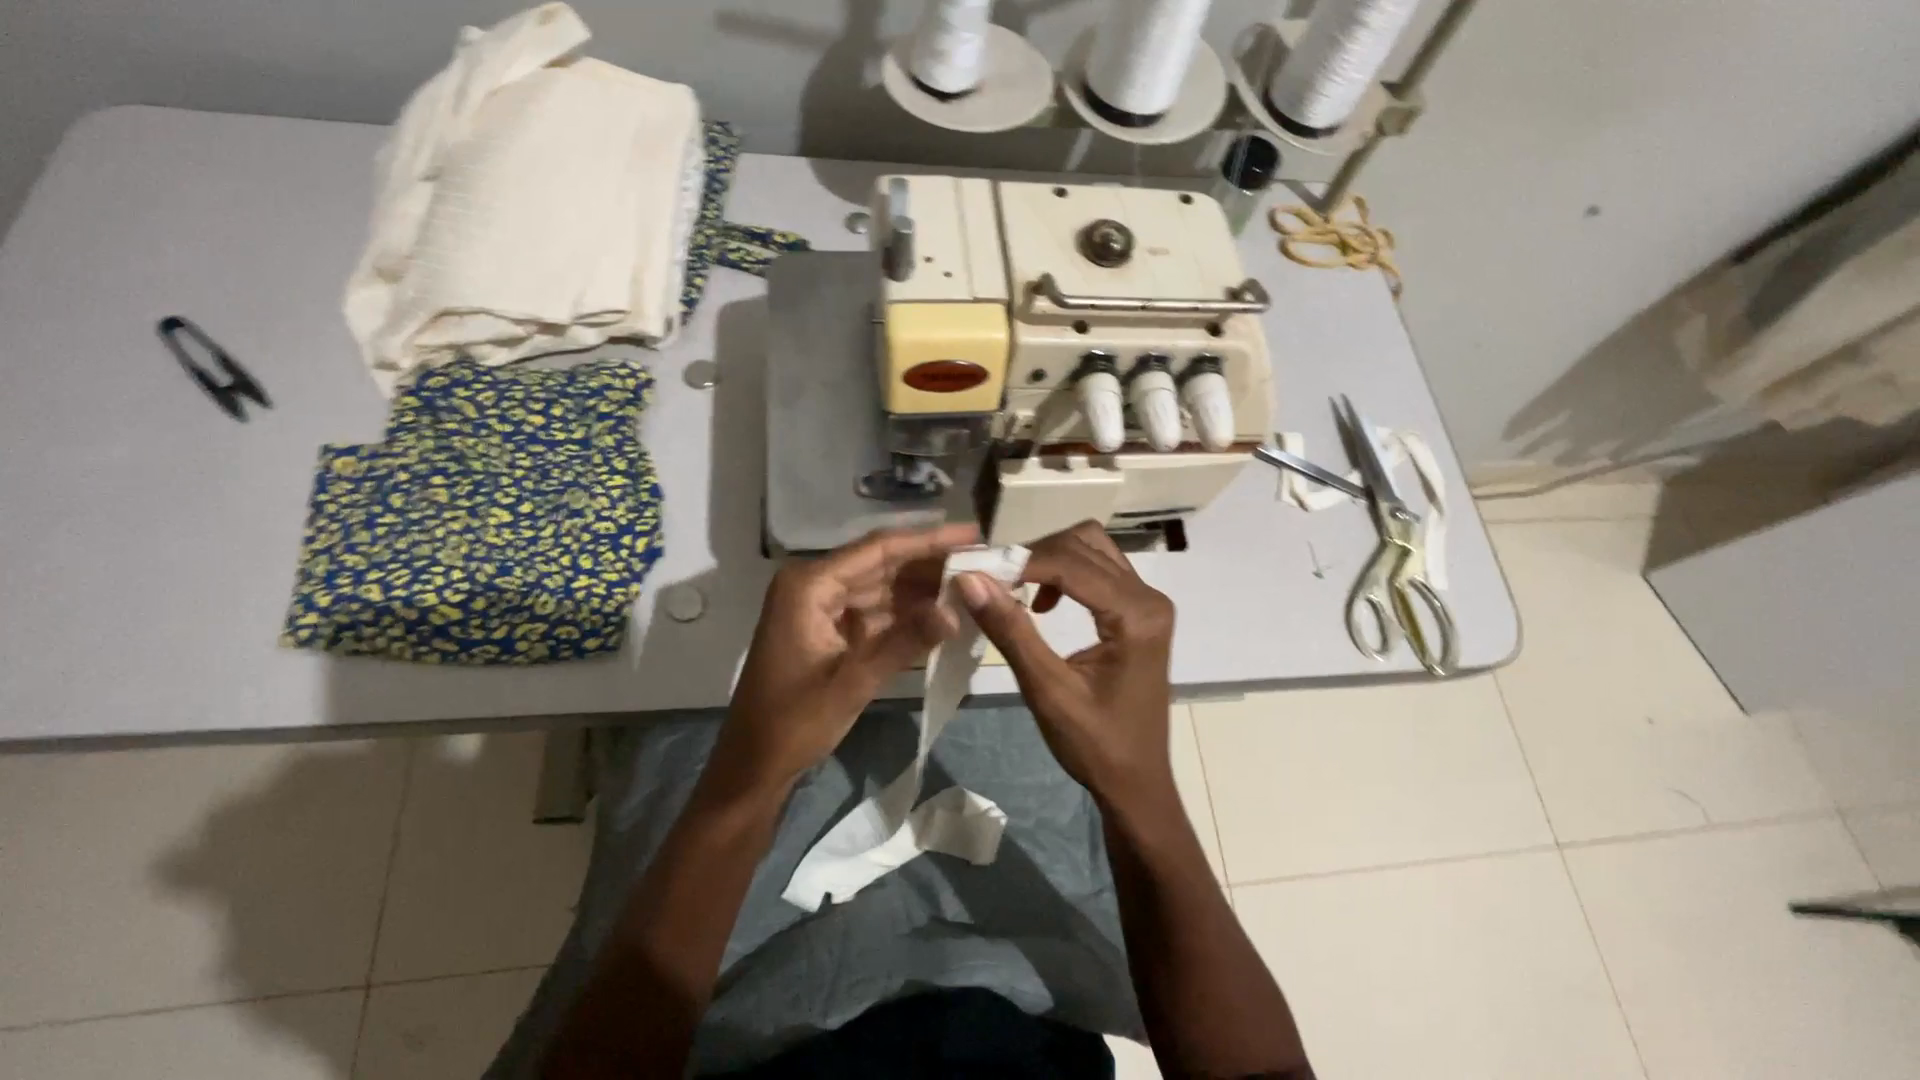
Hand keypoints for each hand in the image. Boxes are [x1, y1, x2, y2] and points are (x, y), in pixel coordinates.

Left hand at [716, 524, 979, 790]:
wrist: (754, 765)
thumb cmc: (793, 723)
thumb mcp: (852, 683)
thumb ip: (903, 642)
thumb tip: (954, 612)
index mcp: (810, 586)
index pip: (878, 549)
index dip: (929, 540)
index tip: (973, 533)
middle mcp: (814, 586)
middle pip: (882, 564)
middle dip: (931, 563)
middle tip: (984, 560)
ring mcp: (821, 609)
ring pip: (882, 588)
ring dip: (923, 588)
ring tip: (974, 583)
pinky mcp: (829, 632)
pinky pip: (875, 612)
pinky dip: (907, 615)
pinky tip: (943, 614)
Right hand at [957, 521, 1175, 797]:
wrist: (1136, 780)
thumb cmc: (1095, 744)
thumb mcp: (1046, 690)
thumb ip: (1011, 631)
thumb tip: (970, 580)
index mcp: (1136, 615)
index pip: (1070, 564)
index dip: (1019, 562)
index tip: (972, 569)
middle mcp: (1149, 598)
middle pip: (1082, 545)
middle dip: (1032, 555)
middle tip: (989, 579)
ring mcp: (1148, 603)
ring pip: (1091, 549)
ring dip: (1049, 559)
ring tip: (1012, 586)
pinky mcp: (1140, 612)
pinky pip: (1100, 570)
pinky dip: (1065, 573)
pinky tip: (1042, 604)